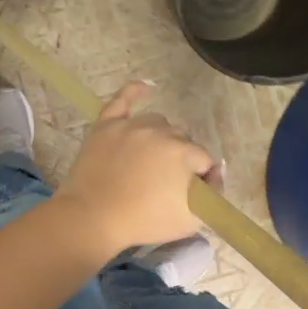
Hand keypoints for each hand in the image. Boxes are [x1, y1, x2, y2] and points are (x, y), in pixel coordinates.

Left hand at [57, 82, 214, 252]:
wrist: (93, 217)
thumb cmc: (144, 221)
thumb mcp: (191, 219)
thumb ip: (211, 194)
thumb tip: (214, 172)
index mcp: (183, 151)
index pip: (203, 159)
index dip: (200, 177)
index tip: (189, 193)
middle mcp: (159, 131)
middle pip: (180, 138)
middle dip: (179, 158)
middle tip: (164, 181)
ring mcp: (130, 126)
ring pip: (156, 122)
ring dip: (160, 137)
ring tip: (150, 159)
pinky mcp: (105, 126)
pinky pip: (122, 100)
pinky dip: (135, 91)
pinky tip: (146, 87)